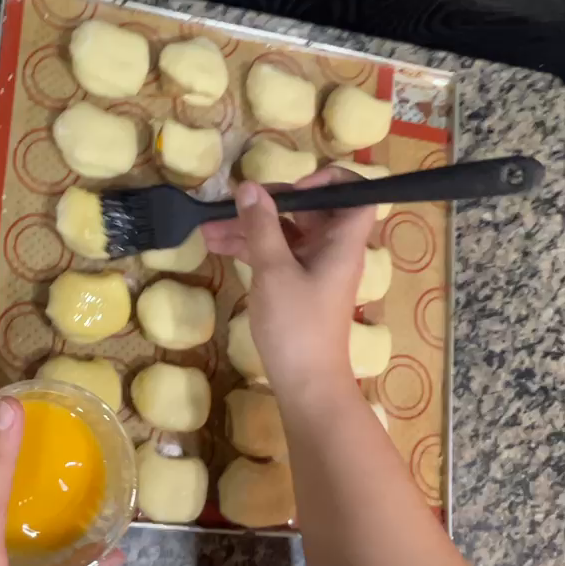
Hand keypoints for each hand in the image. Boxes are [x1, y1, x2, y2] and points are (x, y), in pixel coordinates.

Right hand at [202, 167, 374, 393]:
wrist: (306, 384)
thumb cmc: (297, 325)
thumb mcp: (274, 271)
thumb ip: (260, 226)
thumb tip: (249, 187)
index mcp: (343, 242)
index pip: (356, 195)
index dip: (330, 181)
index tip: (294, 186)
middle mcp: (332, 250)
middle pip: (308, 212)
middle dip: (268, 204)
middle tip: (234, 203)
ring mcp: (313, 269)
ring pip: (284, 234)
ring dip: (249, 228)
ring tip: (208, 228)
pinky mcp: (296, 287)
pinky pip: (275, 256)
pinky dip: (250, 249)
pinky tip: (217, 246)